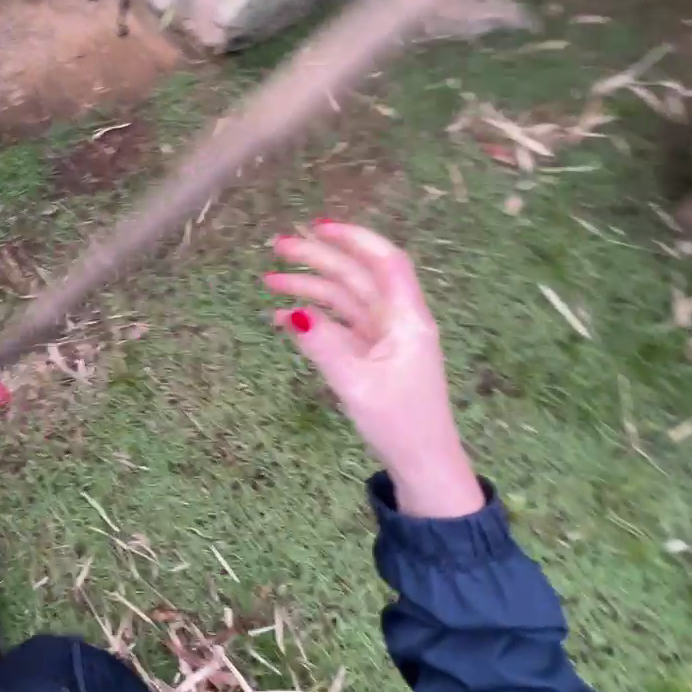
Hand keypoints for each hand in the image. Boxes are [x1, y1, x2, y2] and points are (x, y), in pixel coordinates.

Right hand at [265, 221, 484, 518]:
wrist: (422, 465)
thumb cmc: (400, 423)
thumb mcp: (358, 384)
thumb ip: (324, 346)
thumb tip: (292, 313)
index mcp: (407, 320)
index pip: (385, 263)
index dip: (354, 238)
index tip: (317, 226)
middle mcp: (395, 321)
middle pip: (356, 276)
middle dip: (318, 258)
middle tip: (276, 247)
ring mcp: (382, 337)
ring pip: (343, 298)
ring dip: (308, 286)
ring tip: (269, 280)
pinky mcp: (370, 354)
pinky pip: (337, 325)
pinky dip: (311, 317)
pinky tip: (282, 318)